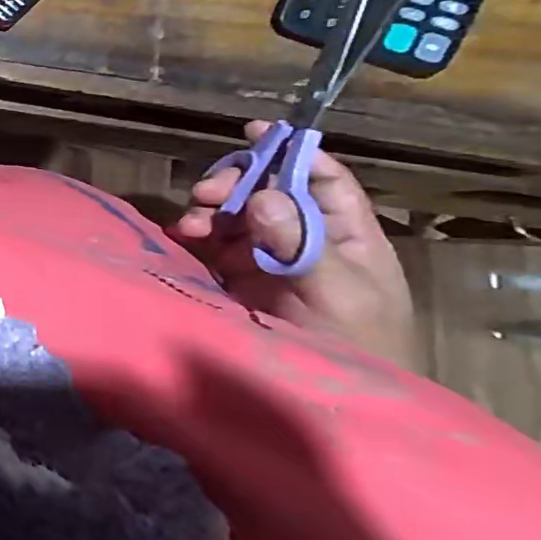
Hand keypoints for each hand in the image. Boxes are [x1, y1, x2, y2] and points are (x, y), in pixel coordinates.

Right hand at [168, 121, 418, 368]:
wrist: (335, 407)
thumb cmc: (358, 346)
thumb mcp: (338, 294)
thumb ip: (301, 243)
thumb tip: (263, 196)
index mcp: (345, 233)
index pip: (321, 177)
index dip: (291, 151)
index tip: (255, 132)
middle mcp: (305, 237)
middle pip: (269, 189)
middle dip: (236, 182)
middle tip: (205, 192)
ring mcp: (270, 258)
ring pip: (237, 214)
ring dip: (211, 210)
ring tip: (190, 224)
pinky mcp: (241, 279)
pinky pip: (215, 244)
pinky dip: (197, 235)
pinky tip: (182, 236)